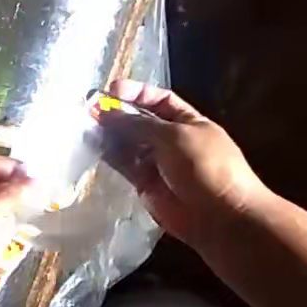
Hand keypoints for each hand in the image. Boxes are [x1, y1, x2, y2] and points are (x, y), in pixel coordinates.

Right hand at [93, 79, 270, 246]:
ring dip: (109, 132)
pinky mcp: (144, 184)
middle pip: (140, 121)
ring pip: (128, 143)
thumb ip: (139, 124)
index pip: (160, 100)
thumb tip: (107, 112)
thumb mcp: (175, 136)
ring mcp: (157, 163)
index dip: (137, 93)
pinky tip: (91, 144)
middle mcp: (171, 140)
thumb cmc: (205, 166)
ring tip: (85, 123)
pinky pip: (124, 164)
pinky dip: (109, 154)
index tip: (112, 89)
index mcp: (188, 121)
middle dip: (117, 113)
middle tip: (90, 107)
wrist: (220, 217)